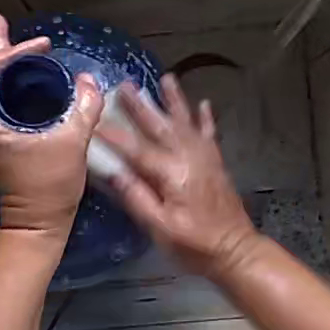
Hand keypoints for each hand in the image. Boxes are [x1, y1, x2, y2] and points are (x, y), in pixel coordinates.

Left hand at [0, 12, 103, 235]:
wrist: (39, 223)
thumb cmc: (50, 184)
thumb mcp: (71, 142)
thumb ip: (83, 107)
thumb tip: (90, 80)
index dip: (11, 52)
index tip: (42, 46)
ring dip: (3, 65)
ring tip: (12, 41)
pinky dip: (9, 85)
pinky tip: (24, 78)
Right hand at [94, 75, 261, 279]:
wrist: (236, 251)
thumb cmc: (194, 245)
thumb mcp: (159, 228)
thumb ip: (137, 198)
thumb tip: (112, 172)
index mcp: (172, 174)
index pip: (137, 149)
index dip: (114, 135)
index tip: (94, 119)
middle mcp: (189, 158)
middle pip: (161, 127)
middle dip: (141, 106)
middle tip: (125, 85)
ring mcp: (205, 158)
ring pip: (185, 122)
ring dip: (175, 101)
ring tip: (167, 78)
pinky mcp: (216, 163)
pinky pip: (209, 134)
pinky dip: (205, 118)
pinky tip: (203, 103)